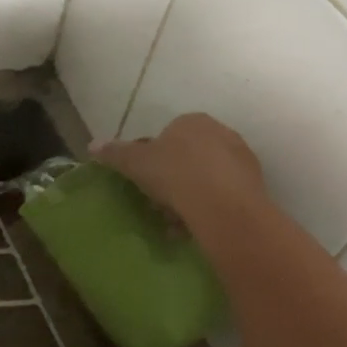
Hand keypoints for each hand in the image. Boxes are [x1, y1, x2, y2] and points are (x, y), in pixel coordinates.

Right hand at [94, 113, 267, 230]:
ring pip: (205, 177)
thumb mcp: (135, 163)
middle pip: (188, 157)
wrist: (222, 205)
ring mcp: (241, 158)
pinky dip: (208, 207)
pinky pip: (222, 194)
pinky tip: (195, 225)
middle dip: (173, 178)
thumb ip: (115, 153)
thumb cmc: (175, 174)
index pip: (167, 136)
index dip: (152, 159)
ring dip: (190, 196)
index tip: (145, 181)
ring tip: (175, 221)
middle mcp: (220, 132)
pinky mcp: (253, 184)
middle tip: (158, 202)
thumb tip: (92, 145)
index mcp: (191, 121)